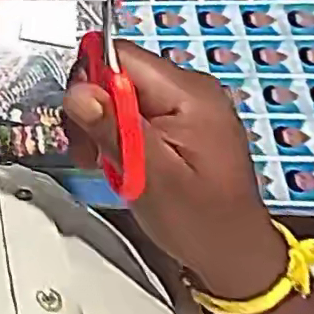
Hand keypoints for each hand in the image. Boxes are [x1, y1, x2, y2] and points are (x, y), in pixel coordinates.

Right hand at [63, 42, 284, 297]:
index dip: (89, 82)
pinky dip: (112, 129)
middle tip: (90, 150)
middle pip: (113, 71)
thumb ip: (114, 129)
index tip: (85, 122)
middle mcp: (188, 87)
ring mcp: (182, 101)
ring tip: (102, 159)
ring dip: (98, 122)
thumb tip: (77, 91)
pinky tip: (116, 157)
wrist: (236, 258)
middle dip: (92, 107)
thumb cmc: (202, 223)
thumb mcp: (152, 178)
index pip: (118, 55)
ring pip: (114, 89)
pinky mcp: (175, 116)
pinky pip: (127, 105)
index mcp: (189, 93)